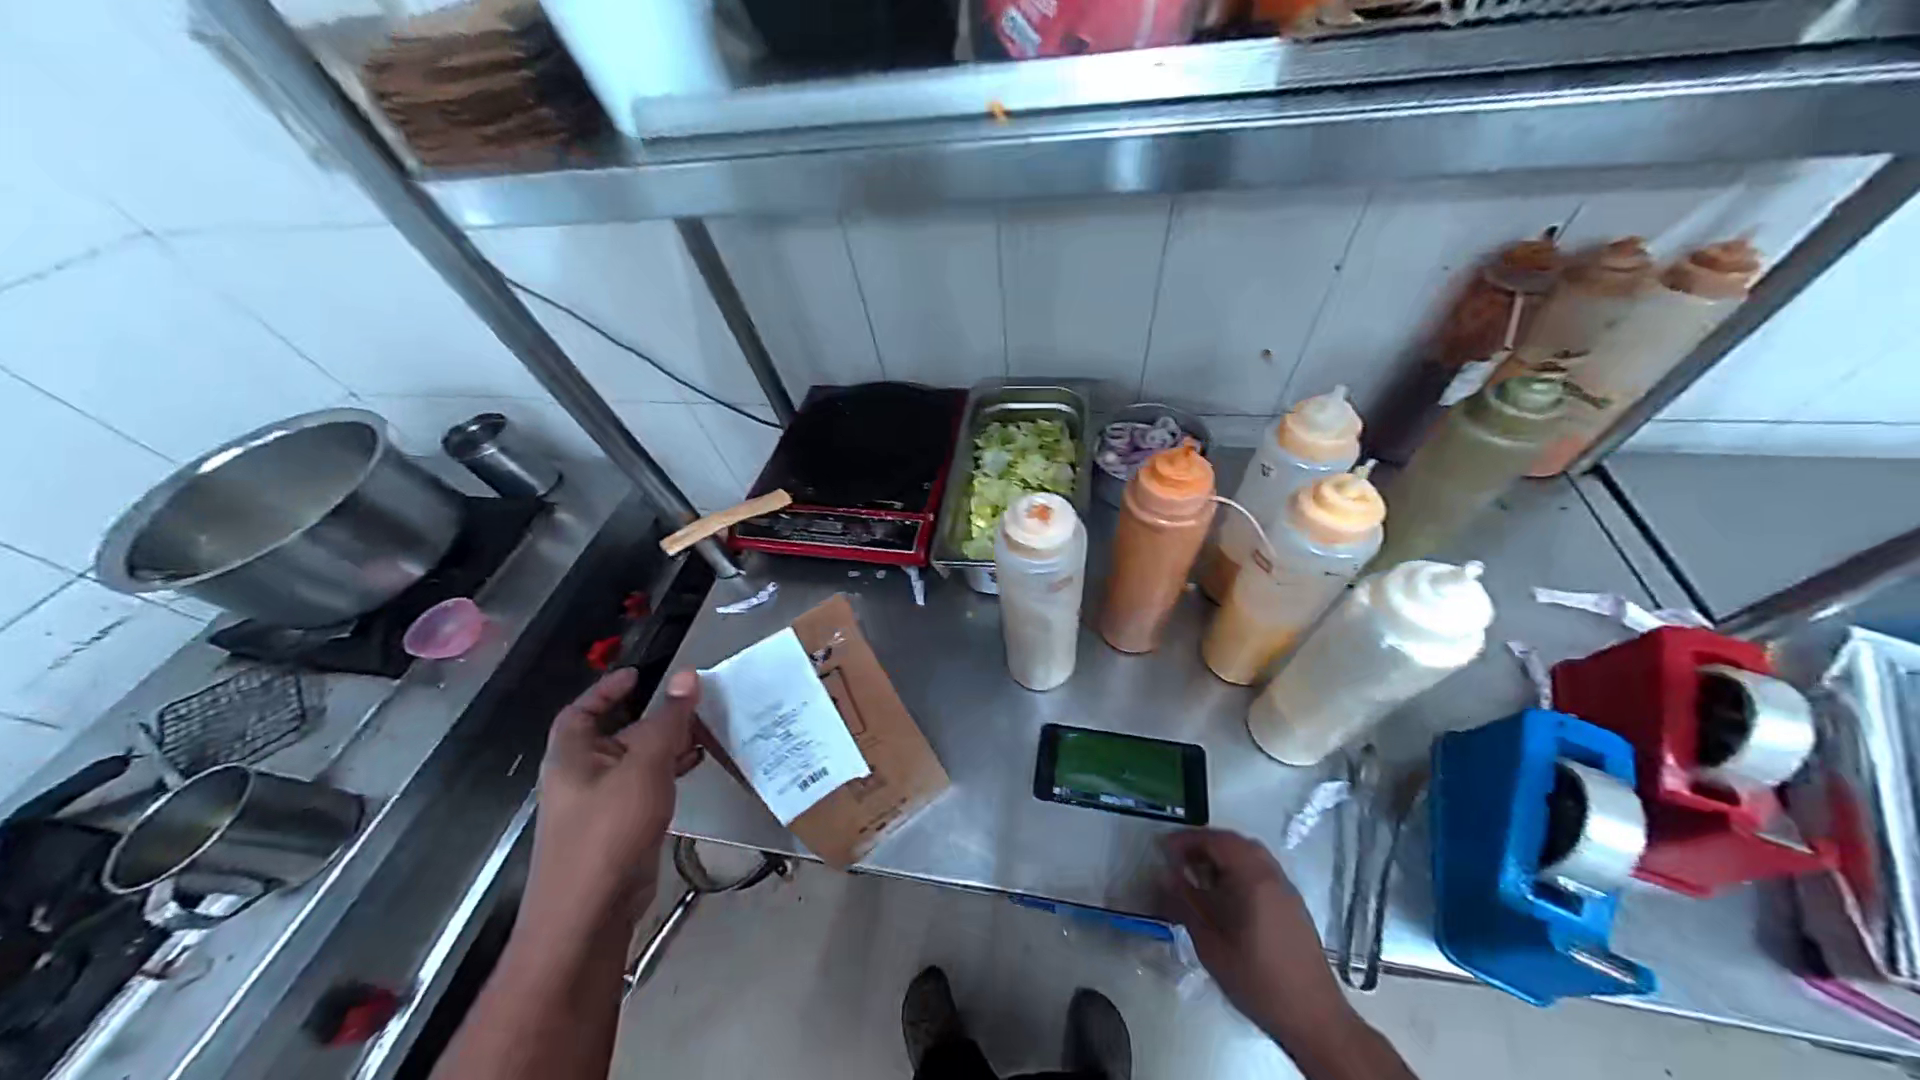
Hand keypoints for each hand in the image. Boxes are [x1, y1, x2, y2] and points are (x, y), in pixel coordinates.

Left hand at [526, 668, 703, 926]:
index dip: (607, 690)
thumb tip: (688, 676)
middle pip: (615, 734)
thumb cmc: (609, 831)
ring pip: (635, 762)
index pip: (581, 710)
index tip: (640, 675)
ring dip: (665, 745)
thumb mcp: (644, 766)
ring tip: (703, 732)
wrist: (589, 915)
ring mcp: (599, 806)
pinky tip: (694, 769)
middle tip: (690, 704)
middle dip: (651, 717)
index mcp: (571, 756)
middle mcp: (580, 777)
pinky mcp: (619, 830)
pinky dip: (667, 773)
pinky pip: (644, 788)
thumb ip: (668, 721)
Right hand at [1161, 830, 1349, 1041]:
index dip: (1185, 840)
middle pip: (1234, 842)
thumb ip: (1184, 902)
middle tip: (1179, 860)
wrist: (1314, 1018)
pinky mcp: (1293, 904)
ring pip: (1249, 855)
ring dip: (1222, 857)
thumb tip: (1164, 874)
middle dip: (1203, 845)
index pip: (1214, 840)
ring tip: (1198, 876)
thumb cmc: (1256, 979)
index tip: (1163, 850)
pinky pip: (1261, 870)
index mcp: (1252, 877)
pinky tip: (1225, 896)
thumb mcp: (1209, 942)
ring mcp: (1286, 888)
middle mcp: (1271, 874)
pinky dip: (1238, 870)